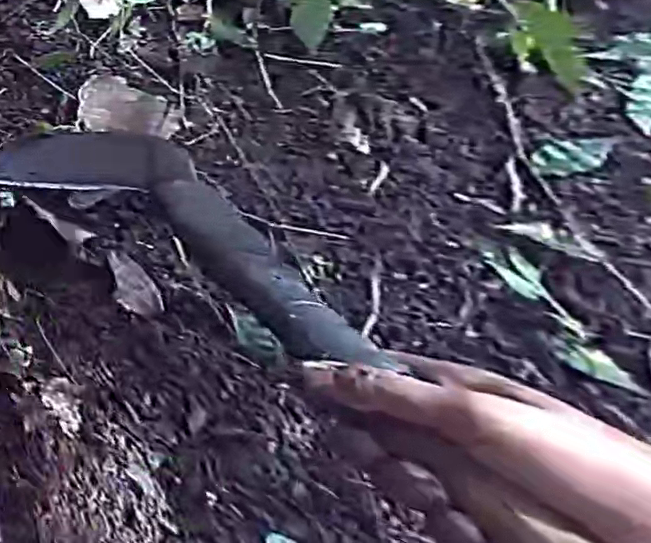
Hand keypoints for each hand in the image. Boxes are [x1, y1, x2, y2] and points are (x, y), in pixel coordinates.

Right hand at [305, 353, 650, 542]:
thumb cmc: (587, 467)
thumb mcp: (477, 413)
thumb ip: (388, 389)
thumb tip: (308, 369)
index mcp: (454, 394)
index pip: (373, 376)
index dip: (342, 384)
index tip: (320, 396)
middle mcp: (454, 436)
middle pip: (373, 429)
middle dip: (370, 444)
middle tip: (383, 455)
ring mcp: (470, 486)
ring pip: (398, 477)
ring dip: (408, 486)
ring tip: (442, 501)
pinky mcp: (479, 529)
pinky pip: (433, 523)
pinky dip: (443, 525)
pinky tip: (467, 527)